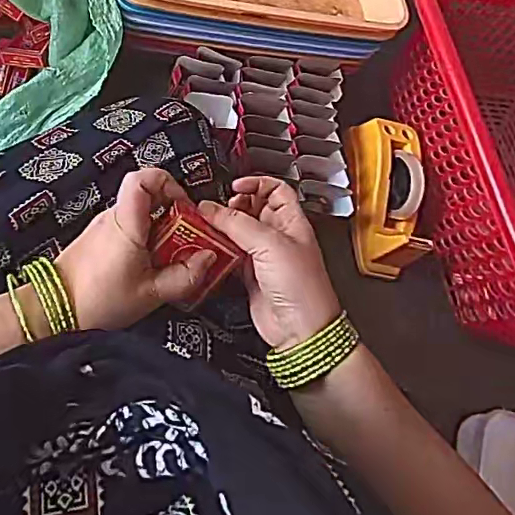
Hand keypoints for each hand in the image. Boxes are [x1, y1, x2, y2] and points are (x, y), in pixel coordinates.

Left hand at [54, 169, 216, 330]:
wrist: (53, 309)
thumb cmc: (96, 300)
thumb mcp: (150, 294)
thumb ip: (184, 276)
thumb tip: (207, 259)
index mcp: (126, 222)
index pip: (144, 178)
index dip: (169, 183)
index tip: (185, 207)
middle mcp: (113, 216)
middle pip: (148, 193)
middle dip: (172, 211)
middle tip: (185, 237)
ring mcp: (104, 225)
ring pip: (140, 212)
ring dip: (160, 227)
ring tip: (168, 256)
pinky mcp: (99, 237)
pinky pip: (128, 226)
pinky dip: (145, 238)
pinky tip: (149, 264)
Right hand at [199, 177, 342, 350]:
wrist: (301, 331)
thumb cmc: (303, 289)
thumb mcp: (269, 244)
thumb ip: (238, 223)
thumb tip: (212, 208)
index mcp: (292, 221)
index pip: (275, 188)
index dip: (255, 183)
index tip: (235, 187)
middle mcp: (279, 235)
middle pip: (254, 207)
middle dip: (235, 203)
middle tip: (220, 208)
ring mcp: (264, 255)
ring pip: (240, 229)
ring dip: (224, 225)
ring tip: (211, 224)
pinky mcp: (251, 273)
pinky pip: (232, 252)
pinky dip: (220, 247)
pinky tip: (211, 246)